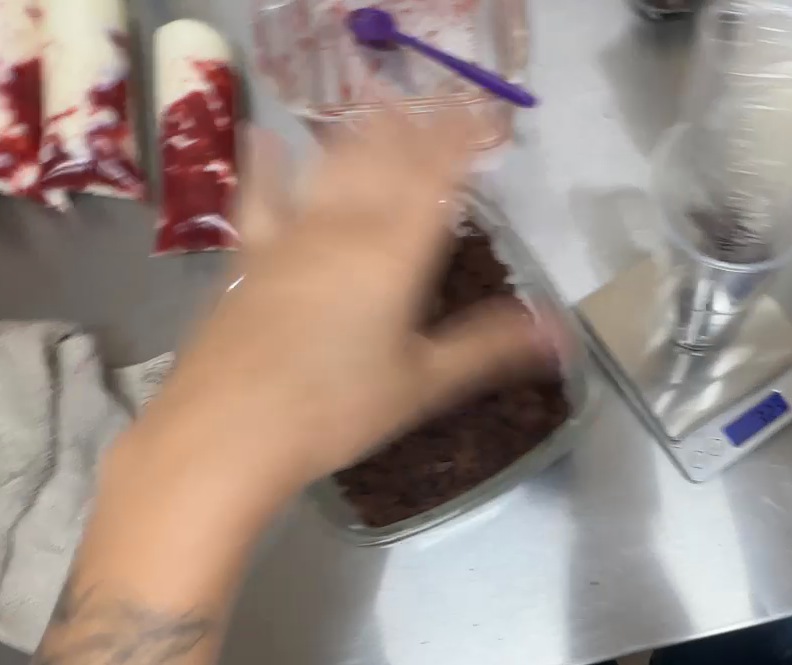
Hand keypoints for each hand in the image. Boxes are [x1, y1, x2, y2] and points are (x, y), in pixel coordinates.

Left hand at [124, 114, 553, 524]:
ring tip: (385, 111)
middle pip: (385, 159)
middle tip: (444, 108)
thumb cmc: (340, 409)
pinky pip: (263, 195)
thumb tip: (561, 334)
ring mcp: (291, 236)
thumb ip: (490, 348)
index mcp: (394, 255)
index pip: (437, 177)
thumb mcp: (426, 384)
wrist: (230, 429)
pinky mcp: (252, 255)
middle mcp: (343, 228)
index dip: (465, 139)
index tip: (488, 117)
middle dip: (420, 127)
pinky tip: (268, 139)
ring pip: (331, 166)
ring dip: (363, 134)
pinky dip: (270, 164)